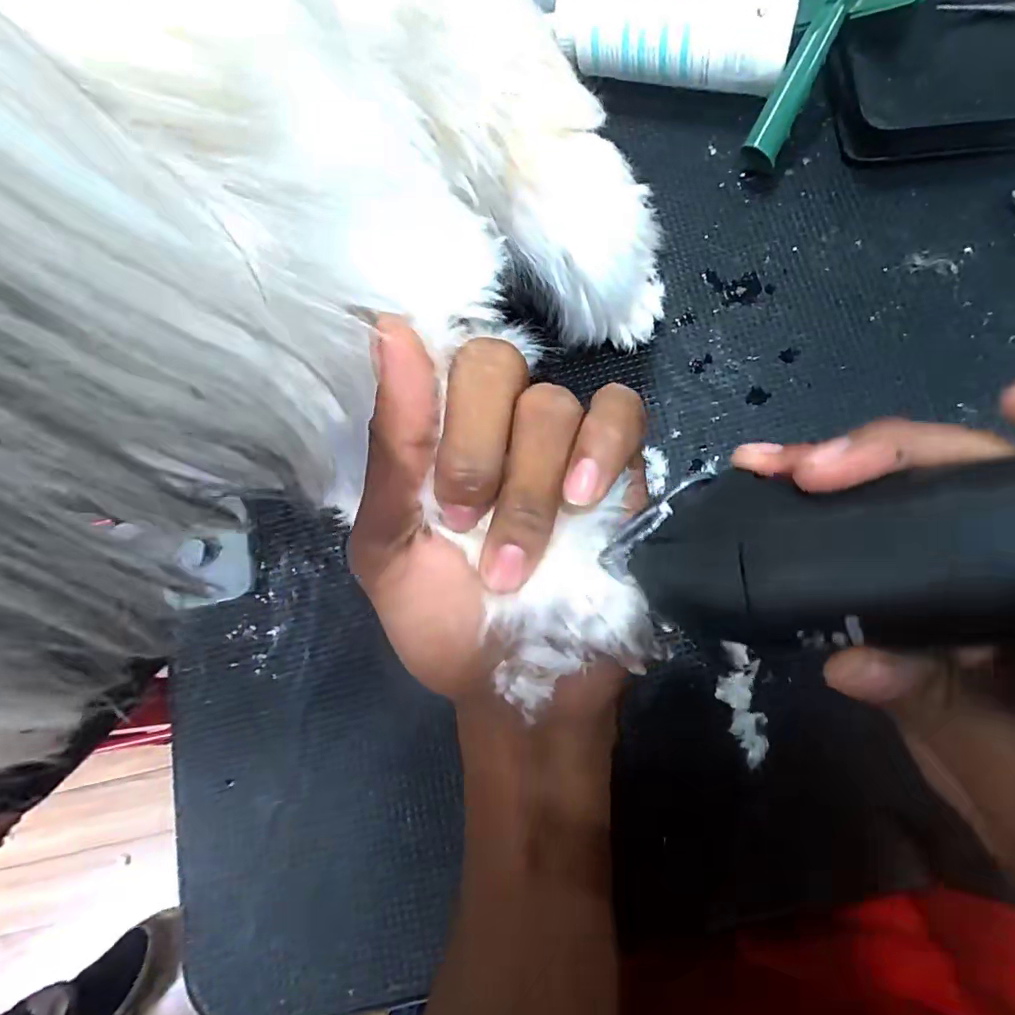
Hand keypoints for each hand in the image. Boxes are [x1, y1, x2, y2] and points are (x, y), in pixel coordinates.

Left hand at [349, 317, 648, 716]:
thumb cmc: (447, 622)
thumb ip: (393, 453)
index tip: (424, 460)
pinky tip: (584, 497)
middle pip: (496, 365)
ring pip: (554, 404)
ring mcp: (569, 443)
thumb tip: (389, 331)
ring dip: (530, 483)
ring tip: (518, 558)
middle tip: (464, 521)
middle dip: (475, 446)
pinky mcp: (625, 468)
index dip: (427, 386)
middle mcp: (503, 425)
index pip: (434, 356)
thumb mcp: (389, 549)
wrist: (522, 682)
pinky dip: (604, 444)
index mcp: (441, 436)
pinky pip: (624, 413)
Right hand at [733, 371, 1014, 909]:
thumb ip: (946, 711)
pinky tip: (792, 499)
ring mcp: (1013, 572)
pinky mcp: (965, 590)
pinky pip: (910, 539)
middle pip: (1000, 472)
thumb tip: (849, 656)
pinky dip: (852, 521)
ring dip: (861, 473)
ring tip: (784, 466)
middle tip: (818, 465)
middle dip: (905, 452)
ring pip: (942, 494)